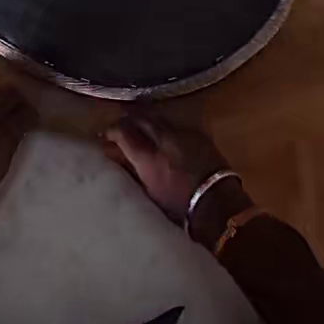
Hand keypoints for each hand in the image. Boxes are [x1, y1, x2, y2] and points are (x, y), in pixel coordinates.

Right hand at [104, 114, 231, 223]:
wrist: (217, 204)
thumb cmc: (179, 207)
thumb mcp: (148, 191)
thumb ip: (130, 169)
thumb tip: (114, 155)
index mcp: (147, 158)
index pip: (122, 132)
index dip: (111, 131)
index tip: (106, 136)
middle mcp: (163, 139)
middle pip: (139, 118)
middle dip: (126, 120)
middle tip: (120, 126)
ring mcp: (182, 132)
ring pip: (157, 116)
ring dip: (144, 119)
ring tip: (138, 124)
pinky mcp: (197, 132)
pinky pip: (174, 122)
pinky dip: (164, 125)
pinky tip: (163, 132)